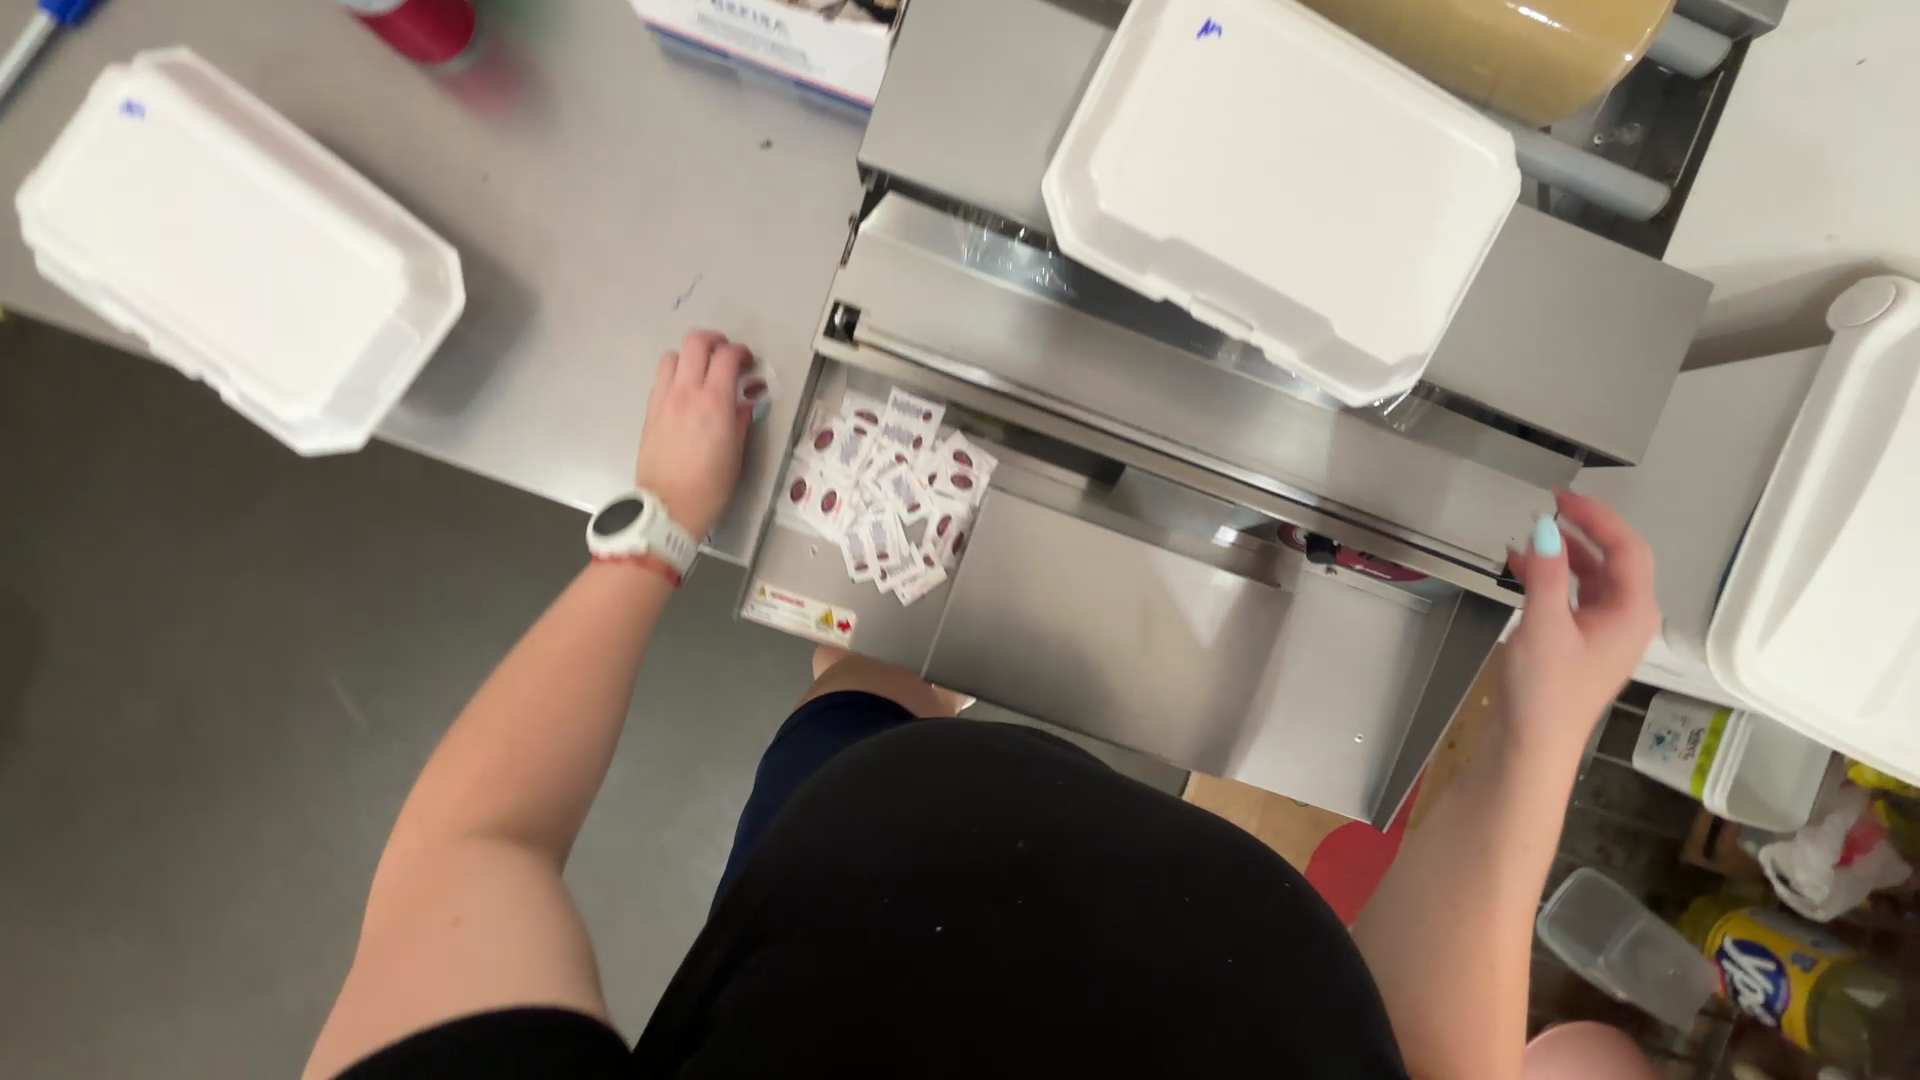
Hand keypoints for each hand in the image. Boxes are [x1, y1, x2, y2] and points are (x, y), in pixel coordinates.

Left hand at [634, 330, 753, 537]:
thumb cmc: (711, 486)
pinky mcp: (650, 411)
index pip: (726, 357)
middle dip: (714, 341)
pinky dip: (675, 374)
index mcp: (714, 402)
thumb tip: (744, 405)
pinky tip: (686, 393)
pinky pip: (661, 378)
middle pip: (695, 343)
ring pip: (673, 355)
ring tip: (702, 371)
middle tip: (726, 355)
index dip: (741, 353)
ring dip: (690, 356)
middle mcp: (686, 392)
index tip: (748, 362)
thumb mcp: (736, 454)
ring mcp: (664, 399)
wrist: (669, 507)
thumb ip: (741, 421)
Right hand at [1502, 491, 1660, 758]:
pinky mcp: (1580, 643)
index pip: (1627, 550)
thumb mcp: (1543, 625)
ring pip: (1592, 579)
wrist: (1533, 741)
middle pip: (1615, 562)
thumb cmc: (1545, 688)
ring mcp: (1604, 632)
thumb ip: (1546, 575)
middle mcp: (1627, 619)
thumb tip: (1543, 531)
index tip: (1564, 498)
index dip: (1599, 519)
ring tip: (1529, 538)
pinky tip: (1523, 571)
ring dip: (1564, 555)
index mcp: (1632, 613)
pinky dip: (1552, 577)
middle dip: (1584, 533)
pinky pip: (1574, 597)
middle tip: (1549, 509)